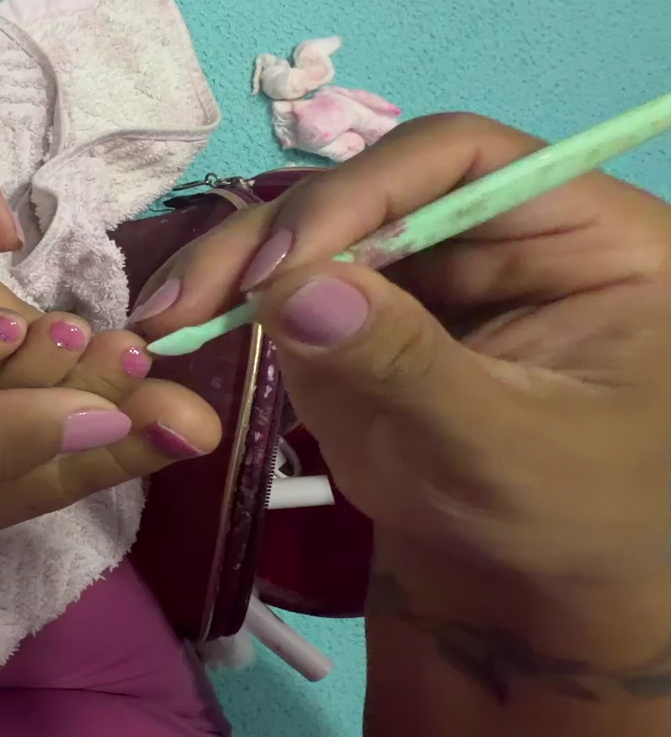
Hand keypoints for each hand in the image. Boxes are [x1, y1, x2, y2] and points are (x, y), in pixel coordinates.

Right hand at [128, 113, 670, 583]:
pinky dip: (209, 300)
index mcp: (578, 239)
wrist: (511, 576)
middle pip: (349, 192)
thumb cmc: (557, 517)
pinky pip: (264, 282)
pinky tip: (170, 326)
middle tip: (180, 305)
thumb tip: (290, 287)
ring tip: (158, 322)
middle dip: (255, 243)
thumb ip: (401, 362)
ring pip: (288, 232)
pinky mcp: (339, 306)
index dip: (359, 193)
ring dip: (214, 270)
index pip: (458, 160)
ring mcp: (404, 269)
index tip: (277, 267)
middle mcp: (481, 232)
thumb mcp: (495, 446)